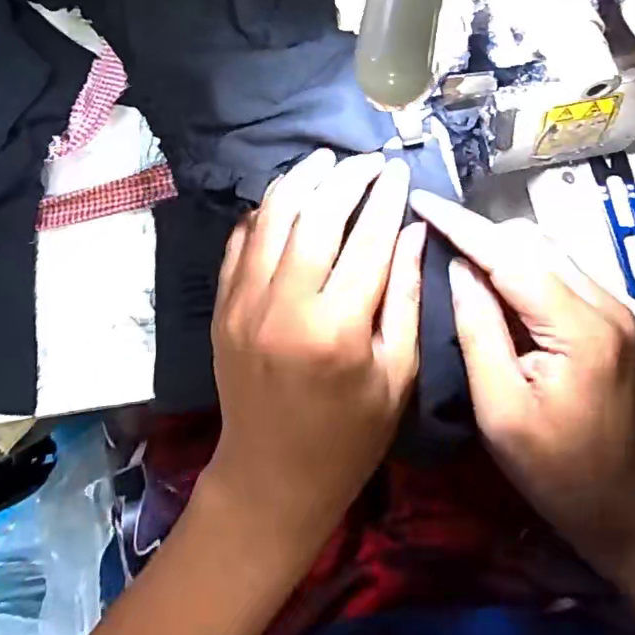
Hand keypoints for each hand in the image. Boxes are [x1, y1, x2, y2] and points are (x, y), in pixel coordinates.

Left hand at [202, 149, 425, 550]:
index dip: (386, 196)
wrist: (271, 475)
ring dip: (301, 179)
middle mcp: (285, 304)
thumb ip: (405, 294)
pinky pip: (241, 239)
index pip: (369, 238)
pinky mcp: (222, 304)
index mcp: (338, 327)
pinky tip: (287, 197)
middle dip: (347, 176)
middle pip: (318, 213)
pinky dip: (266, 211)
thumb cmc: (349, 434)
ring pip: (273, 215)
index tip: (397, 169)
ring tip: (325, 160)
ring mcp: (244, 301)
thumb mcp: (397, 373)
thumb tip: (412, 229)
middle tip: (367, 159)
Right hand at [408, 190, 634, 577]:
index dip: (460, 224)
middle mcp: (604, 304)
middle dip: (478, 233)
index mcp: (579, 328)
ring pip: (545, 248)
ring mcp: (613, 307)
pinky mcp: (610, 316)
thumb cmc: (558, 471)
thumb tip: (458, 266)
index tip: (421, 199)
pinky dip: (519, 263)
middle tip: (430, 237)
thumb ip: (477, 330)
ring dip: (498, 246)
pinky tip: (491, 279)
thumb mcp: (500, 410)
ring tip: (453, 253)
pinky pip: (557, 268)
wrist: (628, 509)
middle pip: (530, 242)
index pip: (510, 256)